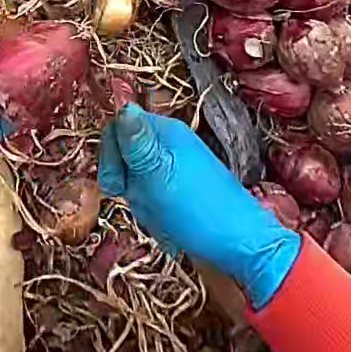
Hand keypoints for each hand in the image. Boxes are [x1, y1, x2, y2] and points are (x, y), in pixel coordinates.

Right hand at [97, 103, 299, 307]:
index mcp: (166, 131)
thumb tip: (122, 106)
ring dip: (137, 198)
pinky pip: (149, 192)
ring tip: (156, 212)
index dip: (110, 156)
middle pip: (123, 152)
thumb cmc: (198, 211)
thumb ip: (137, 143)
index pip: (117, 127)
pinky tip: (164, 221)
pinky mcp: (179, 186)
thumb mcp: (158, 176)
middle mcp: (170, 142)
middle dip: (123, 180)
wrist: (240, 245)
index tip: (117, 184)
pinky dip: (150, 208)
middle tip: (139, 199)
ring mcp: (175, 164)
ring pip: (134, 175)